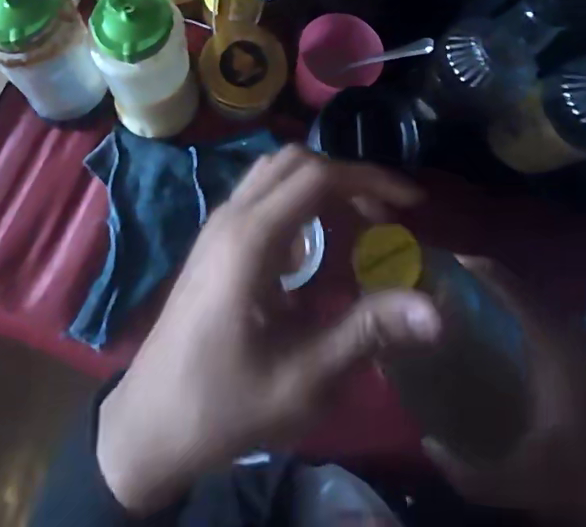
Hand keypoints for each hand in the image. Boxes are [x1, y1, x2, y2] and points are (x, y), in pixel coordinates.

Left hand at [96, 146, 441, 514]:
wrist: (149, 423)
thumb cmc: (224, 403)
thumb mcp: (303, 378)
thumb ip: (367, 333)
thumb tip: (436, 310)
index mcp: (250, 239)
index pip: (317, 176)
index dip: (370, 180)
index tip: (411, 205)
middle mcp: (230, 217)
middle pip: (295, 162)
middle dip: (347, 179)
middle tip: (386, 219)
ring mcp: (217, 227)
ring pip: (275, 175)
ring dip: (321, 188)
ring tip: (358, 229)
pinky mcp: (215, 243)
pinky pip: (262, 199)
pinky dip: (299, 205)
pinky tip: (317, 253)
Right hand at [421, 257, 585, 526]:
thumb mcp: (528, 480)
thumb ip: (470, 471)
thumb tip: (426, 444)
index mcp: (550, 334)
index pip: (498, 277)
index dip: (460, 264)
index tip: (423, 264)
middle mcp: (567, 325)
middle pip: (509, 284)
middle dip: (469, 283)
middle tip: (428, 292)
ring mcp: (583, 339)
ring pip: (526, 302)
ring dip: (491, 300)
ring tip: (450, 311)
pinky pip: (540, 318)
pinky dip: (511, 317)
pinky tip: (491, 342)